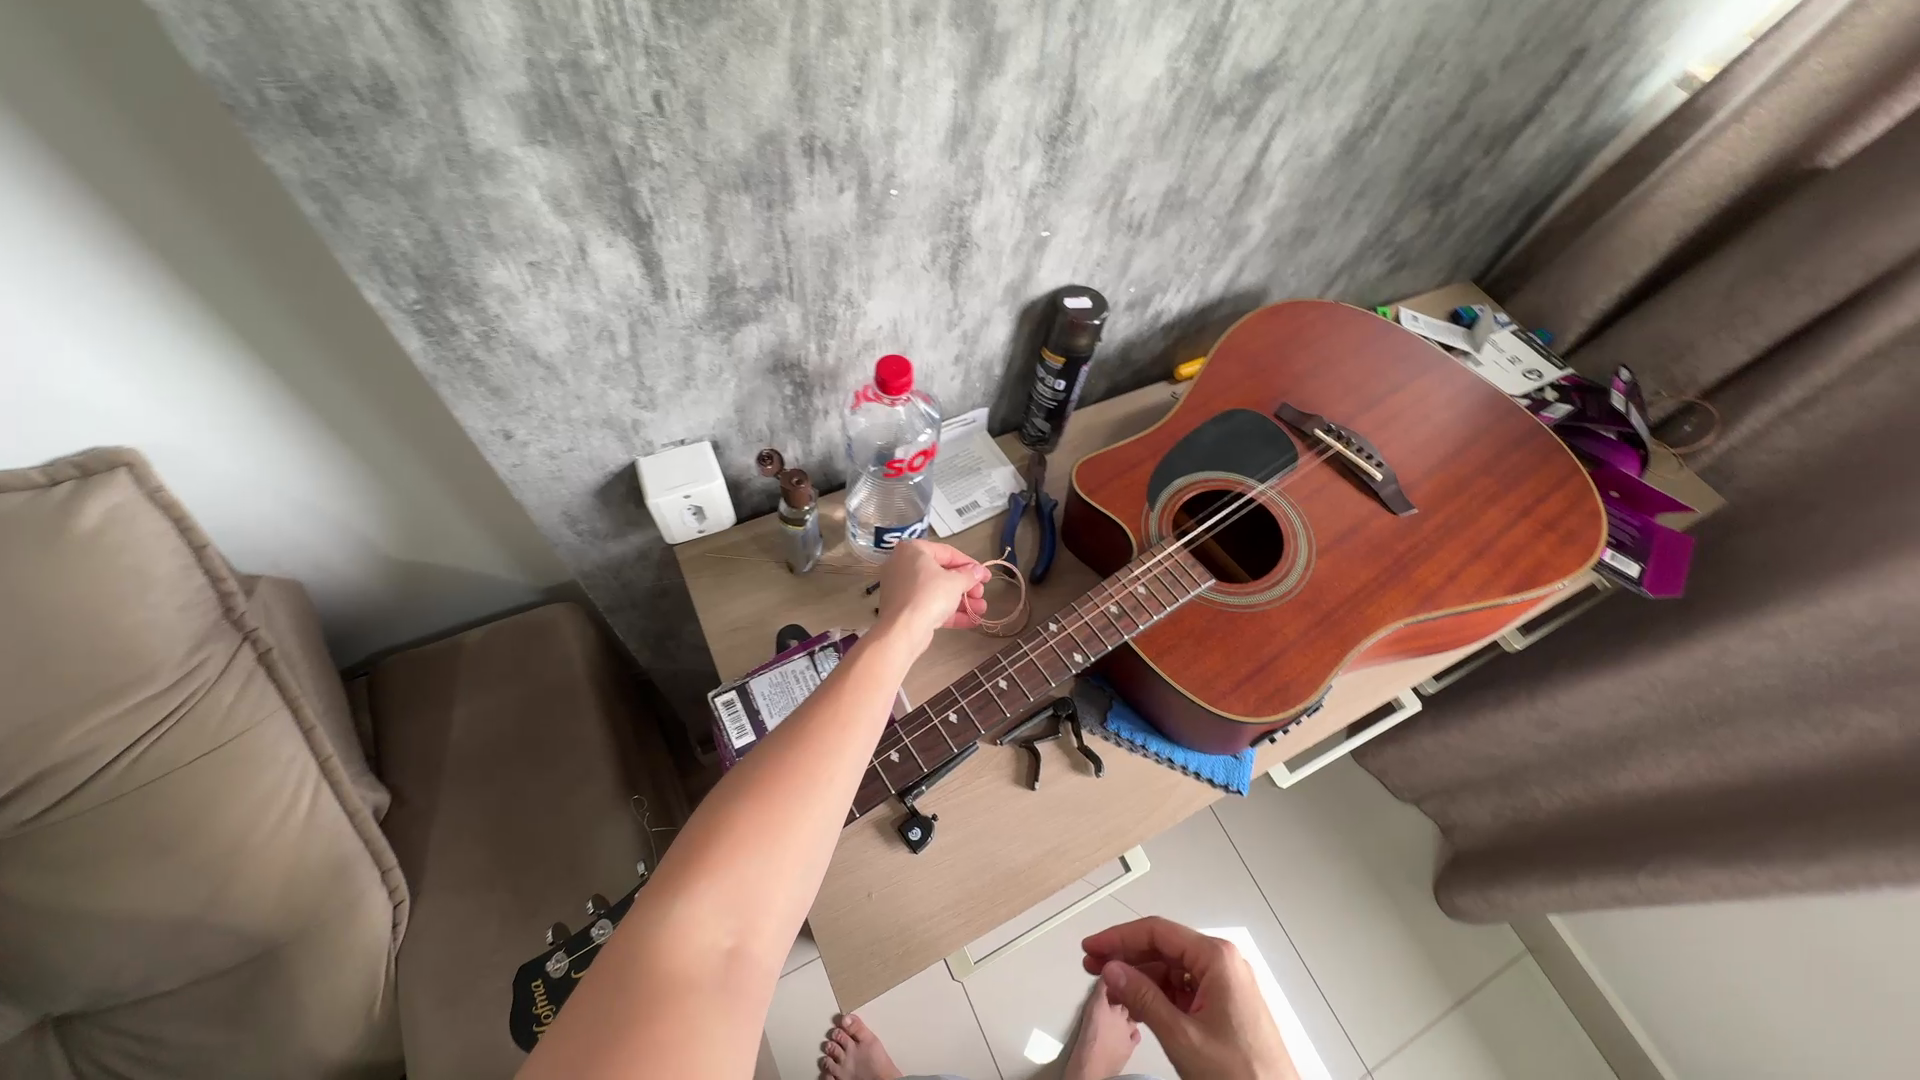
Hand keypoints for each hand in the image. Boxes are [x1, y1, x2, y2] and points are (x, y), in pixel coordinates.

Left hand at [872, 540, 990, 651]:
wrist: (903, 629)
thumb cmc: (929, 595)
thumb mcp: (955, 582)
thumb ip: (969, 575)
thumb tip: (979, 571)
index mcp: (913, 550)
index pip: (947, 552)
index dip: (970, 564)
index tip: (985, 575)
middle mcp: (903, 566)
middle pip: (942, 573)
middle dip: (966, 586)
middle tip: (981, 594)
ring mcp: (901, 589)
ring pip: (936, 592)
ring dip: (961, 601)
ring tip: (981, 609)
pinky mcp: (903, 609)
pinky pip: (929, 606)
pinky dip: (948, 612)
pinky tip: (971, 621)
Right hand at [1082, 917, 1297, 1079]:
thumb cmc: (1237, 1075)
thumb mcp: (1182, 1036)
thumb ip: (1143, 998)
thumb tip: (1111, 969)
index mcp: (1217, 958)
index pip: (1157, 932)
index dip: (1119, 937)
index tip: (1091, 947)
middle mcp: (1223, 963)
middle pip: (1164, 947)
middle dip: (1126, 956)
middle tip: (1092, 966)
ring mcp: (1226, 984)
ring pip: (1172, 969)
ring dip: (1140, 978)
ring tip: (1111, 990)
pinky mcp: (1226, 1005)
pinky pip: (1184, 989)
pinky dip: (1158, 995)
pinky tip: (1137, 1006)